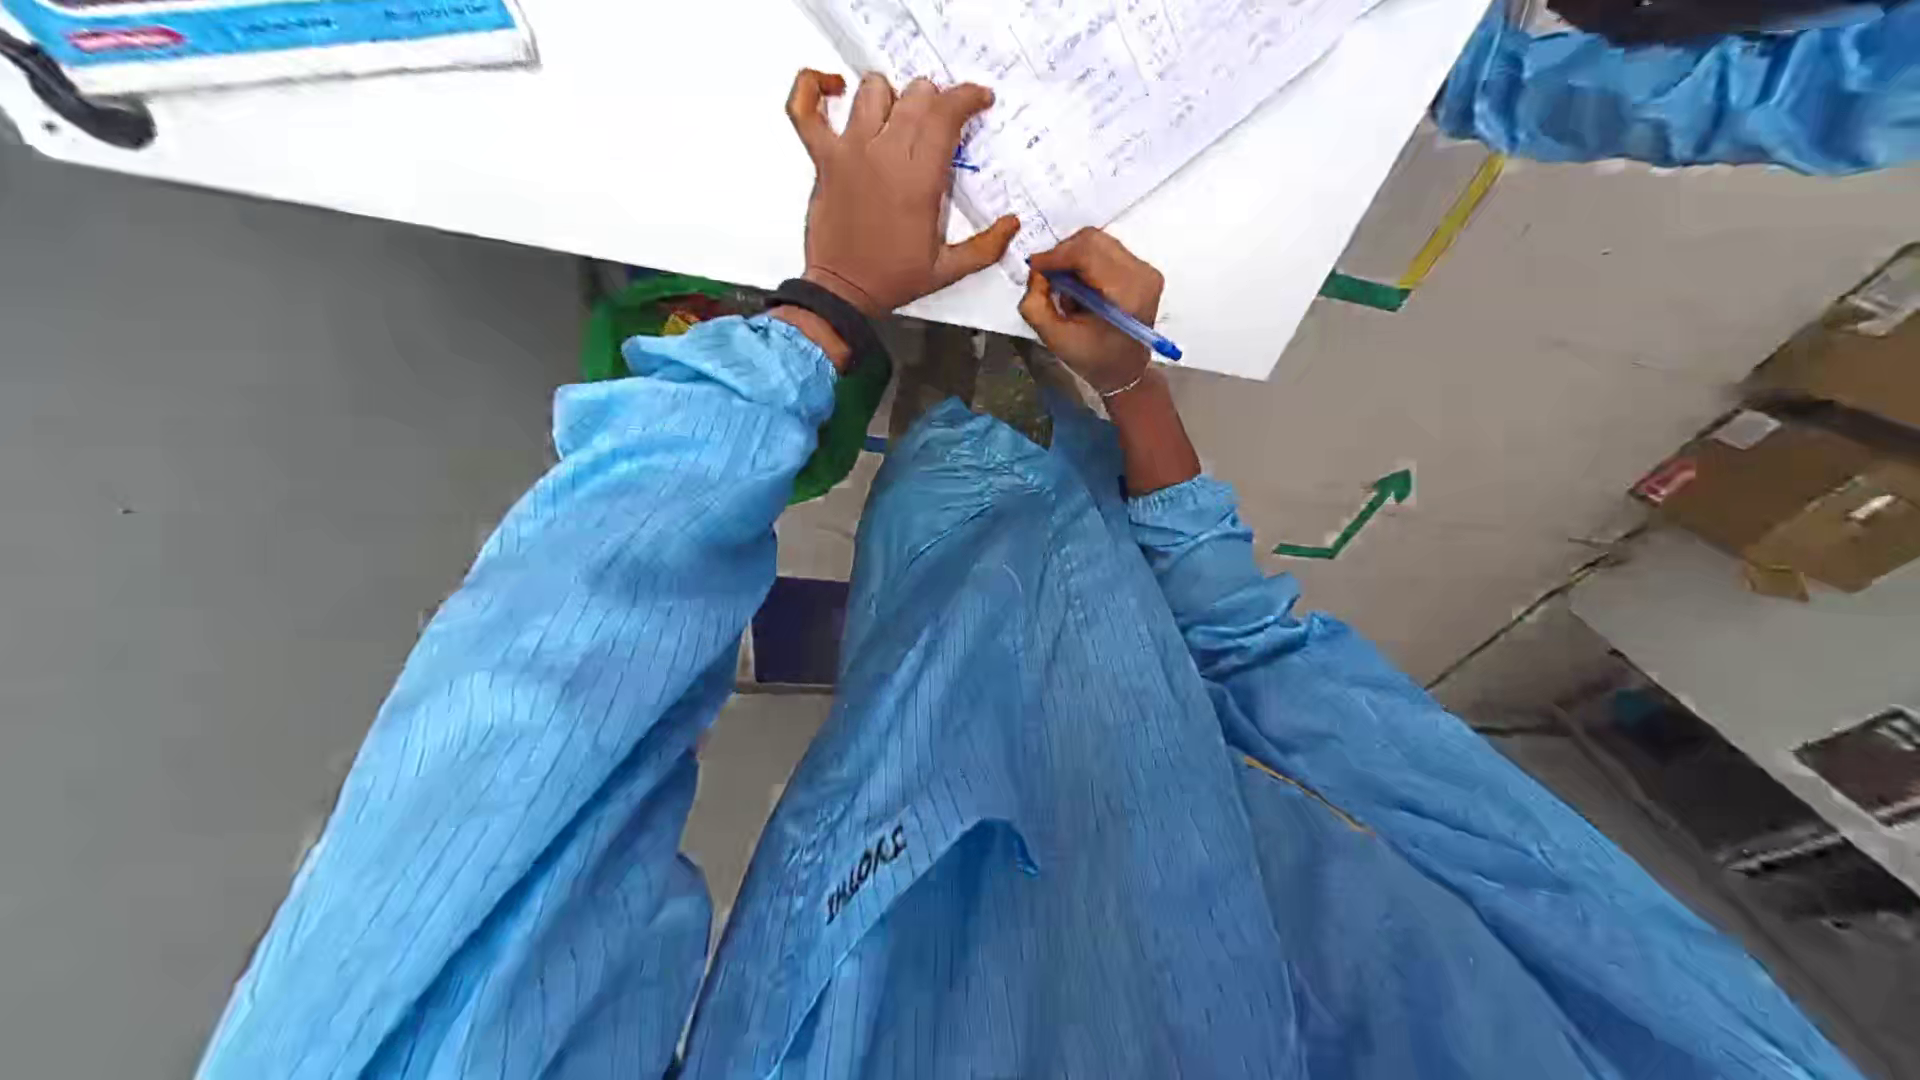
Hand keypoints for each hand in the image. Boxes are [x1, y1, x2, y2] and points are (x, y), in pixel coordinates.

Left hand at [786, 69, 1019, 314]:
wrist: (844, 292)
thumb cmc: (892, 280)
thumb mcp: (946, 270)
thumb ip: (984, 247)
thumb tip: (1013, 225)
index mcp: (919, 180)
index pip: (947, 114)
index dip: (968, 97)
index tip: (978, 100)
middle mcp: (884, 156)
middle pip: (915, 96)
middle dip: (935, 100)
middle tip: (940, 120)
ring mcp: (850, 152)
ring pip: (872, 91)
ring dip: (891, 96)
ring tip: (897, 116)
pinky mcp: (823, 159)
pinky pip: (805, 108)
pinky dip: (813, 87)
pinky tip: (833, 88)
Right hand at [1019, 228, 1164, 395]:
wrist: (1125, 372)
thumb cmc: (1092, 360)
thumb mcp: (1055, 338)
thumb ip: (1036, 305)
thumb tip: (1036, 273)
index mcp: (1125, 294)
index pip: (1086, 253)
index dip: (1055, 255)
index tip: (1035, 267)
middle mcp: (1142, 274)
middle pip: (1093, 240)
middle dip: (1063, 255)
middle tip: (1049, 279)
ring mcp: (1146, 270)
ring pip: (1099, 242)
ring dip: (1074, 259)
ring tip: (1068, 289)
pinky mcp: (1144, 270)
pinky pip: (1107, 251)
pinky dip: (1087, 263)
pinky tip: (1082, 288)